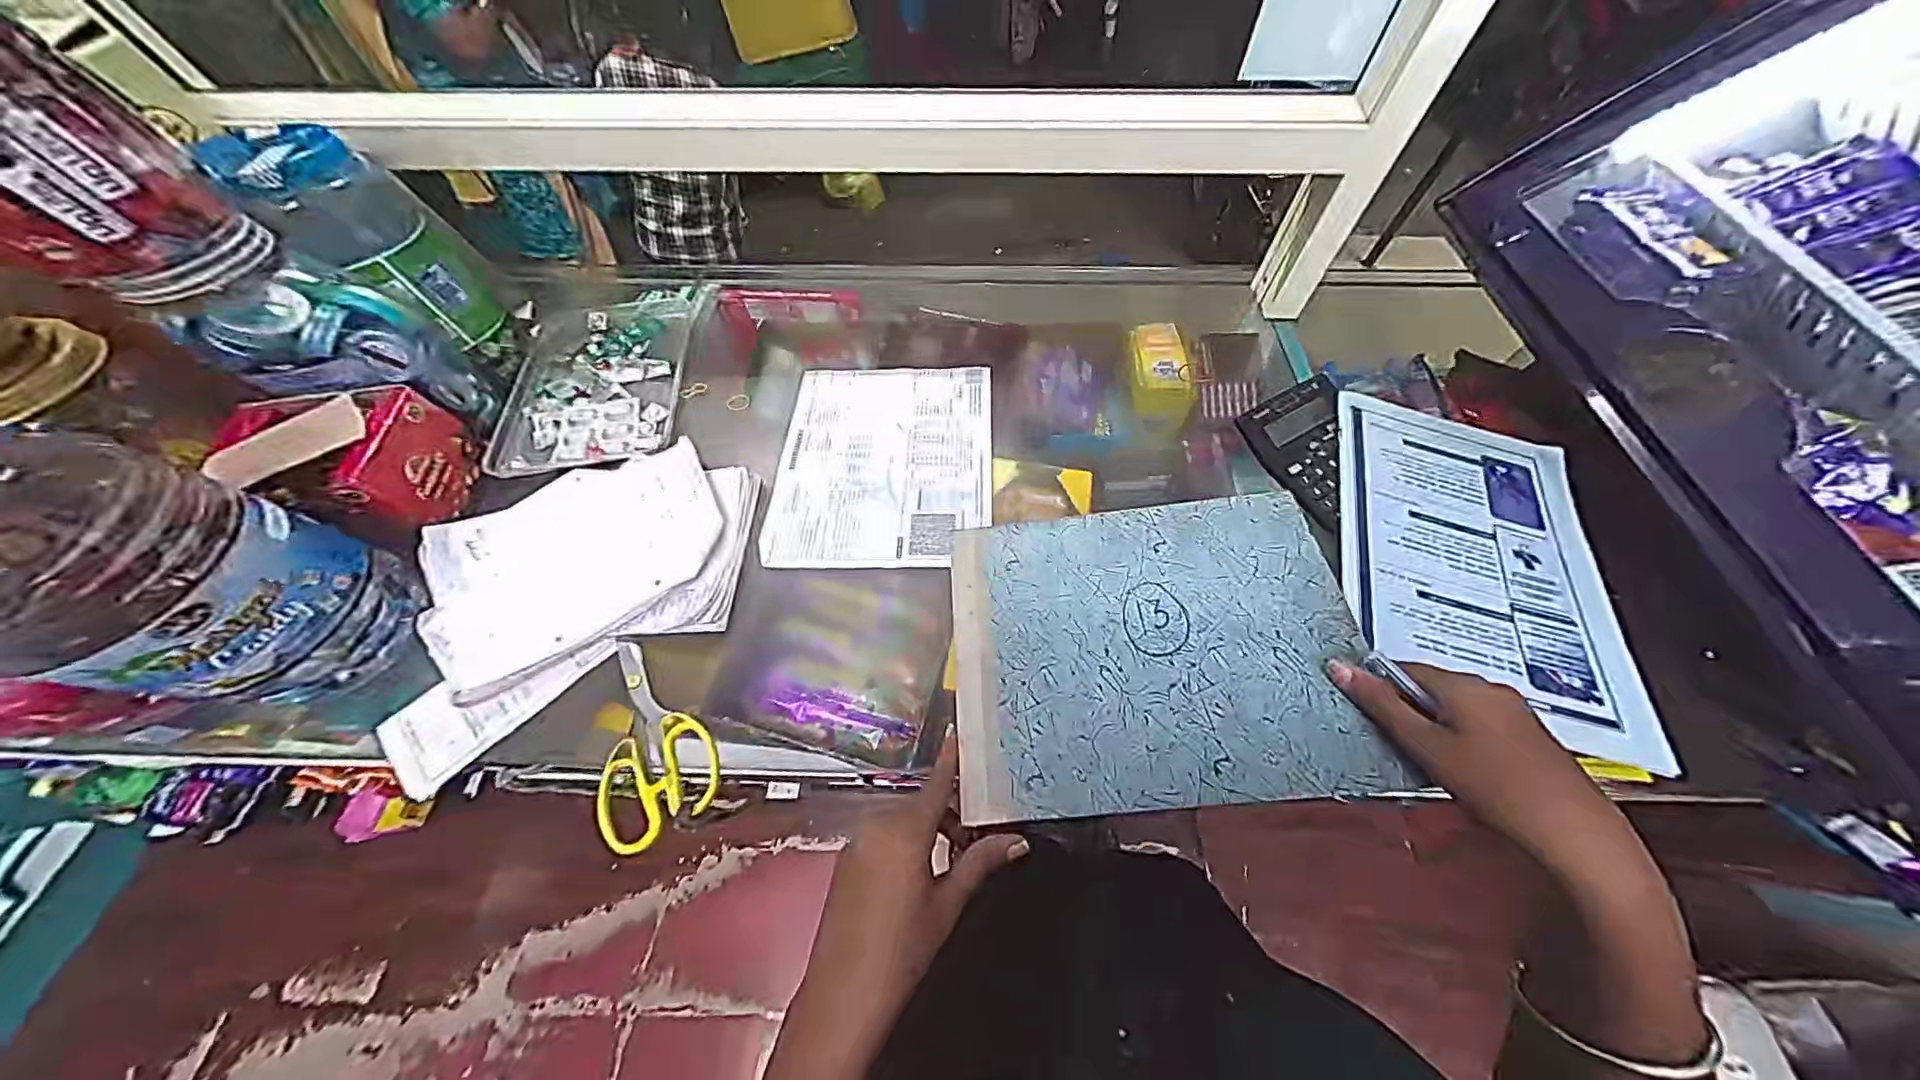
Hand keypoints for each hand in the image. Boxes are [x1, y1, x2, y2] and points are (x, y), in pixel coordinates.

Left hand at [766, 736, 1027, 1079]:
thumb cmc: (899, 951)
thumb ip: (980, 862)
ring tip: (950, 863)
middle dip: (950, 814)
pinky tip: (918, 873)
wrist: (843, 994)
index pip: (936, 783)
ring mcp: (858, 841)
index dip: (950, 759)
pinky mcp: (848, 858)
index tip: (957, 735)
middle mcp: (877, 826)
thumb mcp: (948, 903)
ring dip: (928, 828)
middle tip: (975, 839)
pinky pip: (882, 833)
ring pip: (902, 818)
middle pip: (922, 803)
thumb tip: (1014, 842)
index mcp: (904, 831)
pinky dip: (904, 840)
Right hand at [1326, 660, 1634, 880]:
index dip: (1379, 690)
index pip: (1401, 668)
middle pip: (1428, 687)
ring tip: (1438, 763)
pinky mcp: (1526, 733)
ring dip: (1435, 727)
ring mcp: (1513, 710)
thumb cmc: (1498, 788)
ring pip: (1453, 706)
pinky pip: (1478, 722)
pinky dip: (1460, 738)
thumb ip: (1380, 704)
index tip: (1370, 714)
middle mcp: (1491, 689)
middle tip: (1405, 745)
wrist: (1572, 832)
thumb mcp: (1424, 745)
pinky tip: (1465, 769)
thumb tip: (1342, 669)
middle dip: (1409, 711)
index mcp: (1464, 684)